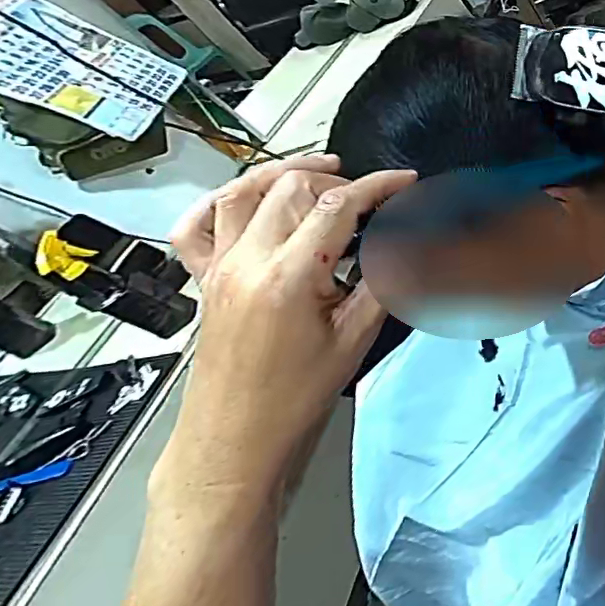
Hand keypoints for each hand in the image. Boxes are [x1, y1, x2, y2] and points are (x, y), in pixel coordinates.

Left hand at [158, 157, 414, 500]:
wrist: (236, 437)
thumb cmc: (293, 395)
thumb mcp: (356, 336)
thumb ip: (384, 280)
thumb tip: (408, 245)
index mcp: (288, 277)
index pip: (337, 205)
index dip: (378, 185)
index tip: (403, 181)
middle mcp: (246, 263)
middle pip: (292, 187)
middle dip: (340, 182)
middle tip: (371, 199)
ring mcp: (219, 268)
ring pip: (243, 192)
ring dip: (285, 172)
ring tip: (320, 168)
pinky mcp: (205, 280)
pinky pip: (196, 225)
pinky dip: (221, 200)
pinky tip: (248, 195)